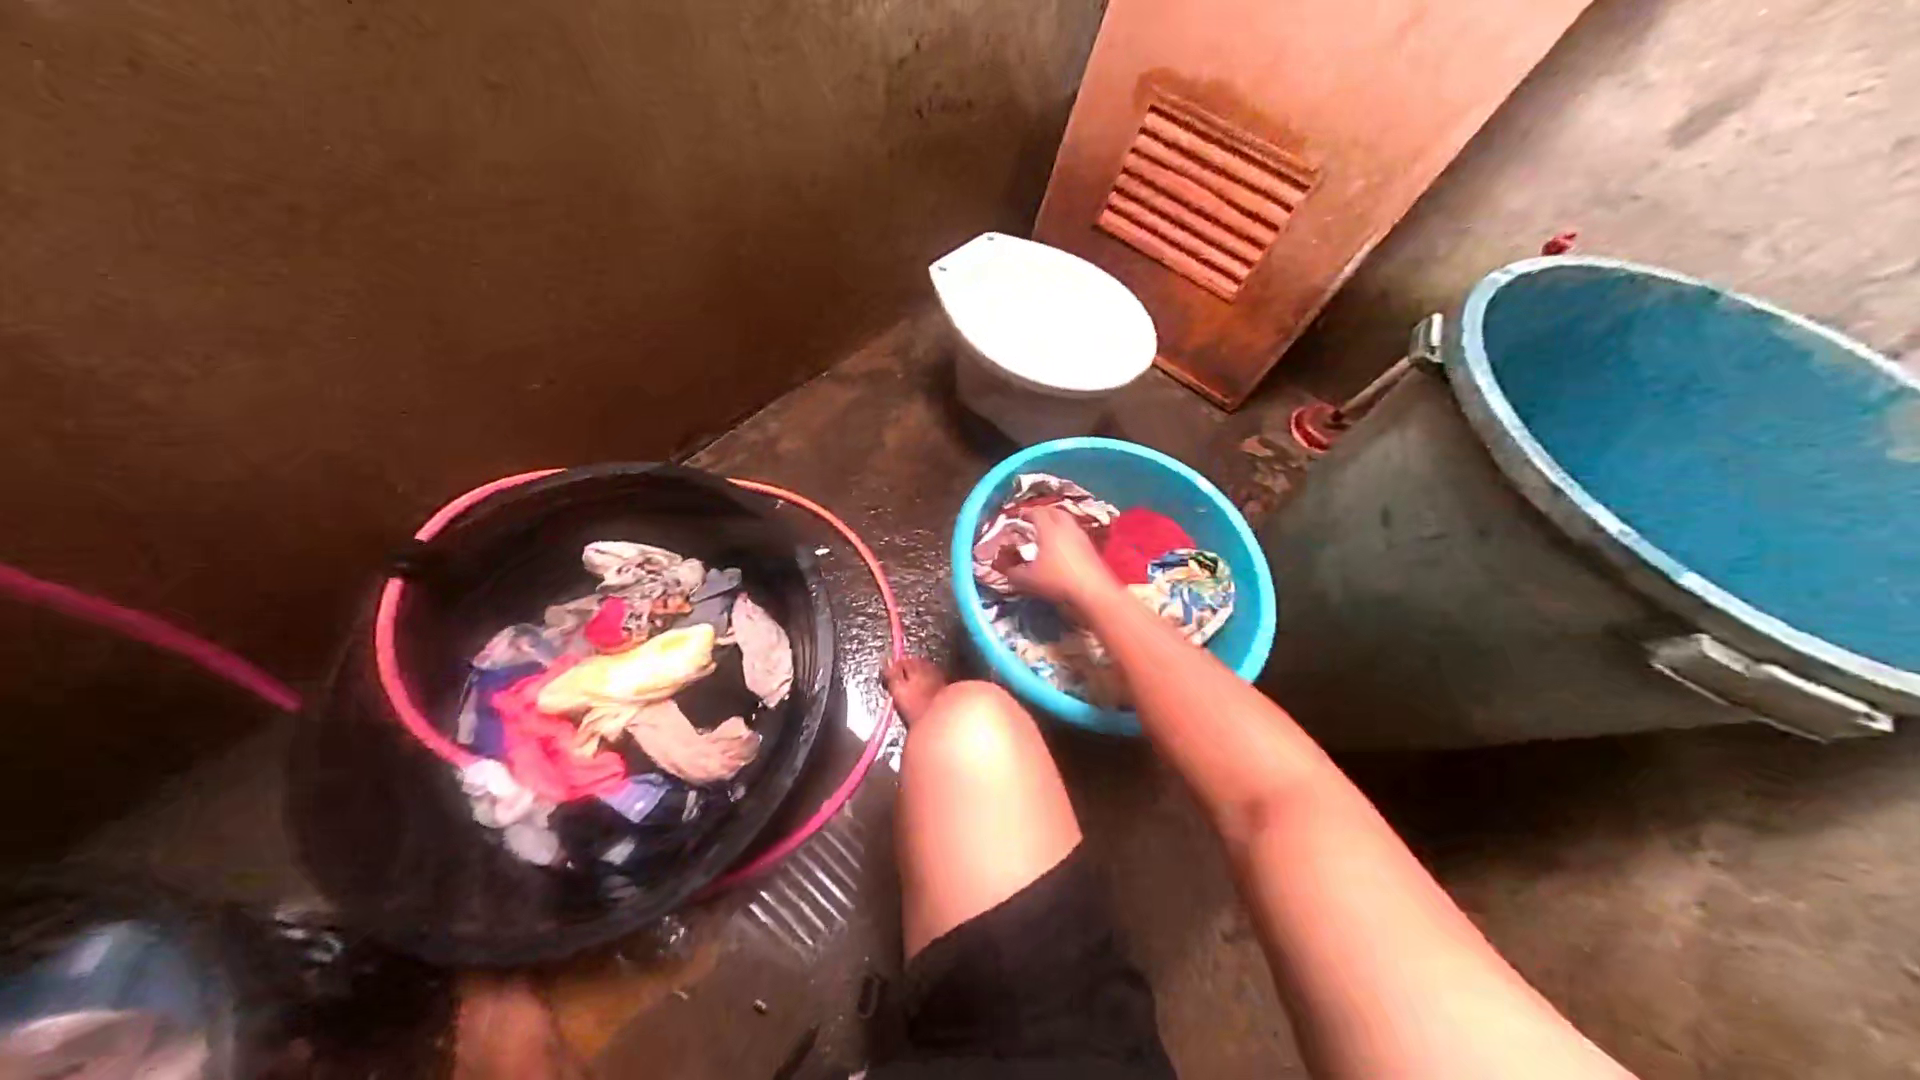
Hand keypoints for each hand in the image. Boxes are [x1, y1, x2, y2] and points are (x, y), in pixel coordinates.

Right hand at [1005, 505, 1121, 609]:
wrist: (1093, 591)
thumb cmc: (1057, 580)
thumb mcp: (1028, 579)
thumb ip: (1012, 572)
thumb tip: (1003, 568)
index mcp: (1049, 529)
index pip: (1037, 512)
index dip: (1026, 512)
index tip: (1019, 515)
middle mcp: (1066, 527)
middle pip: (1054, 511)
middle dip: (1043, 512)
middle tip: (1033, 518)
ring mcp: (1081, 536)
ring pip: (1067, 520)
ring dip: (1056, 521)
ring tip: (1047, 530)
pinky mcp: (1090, 547)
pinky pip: (1074, 532)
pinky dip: (1065, 533)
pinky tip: (1061, 545)